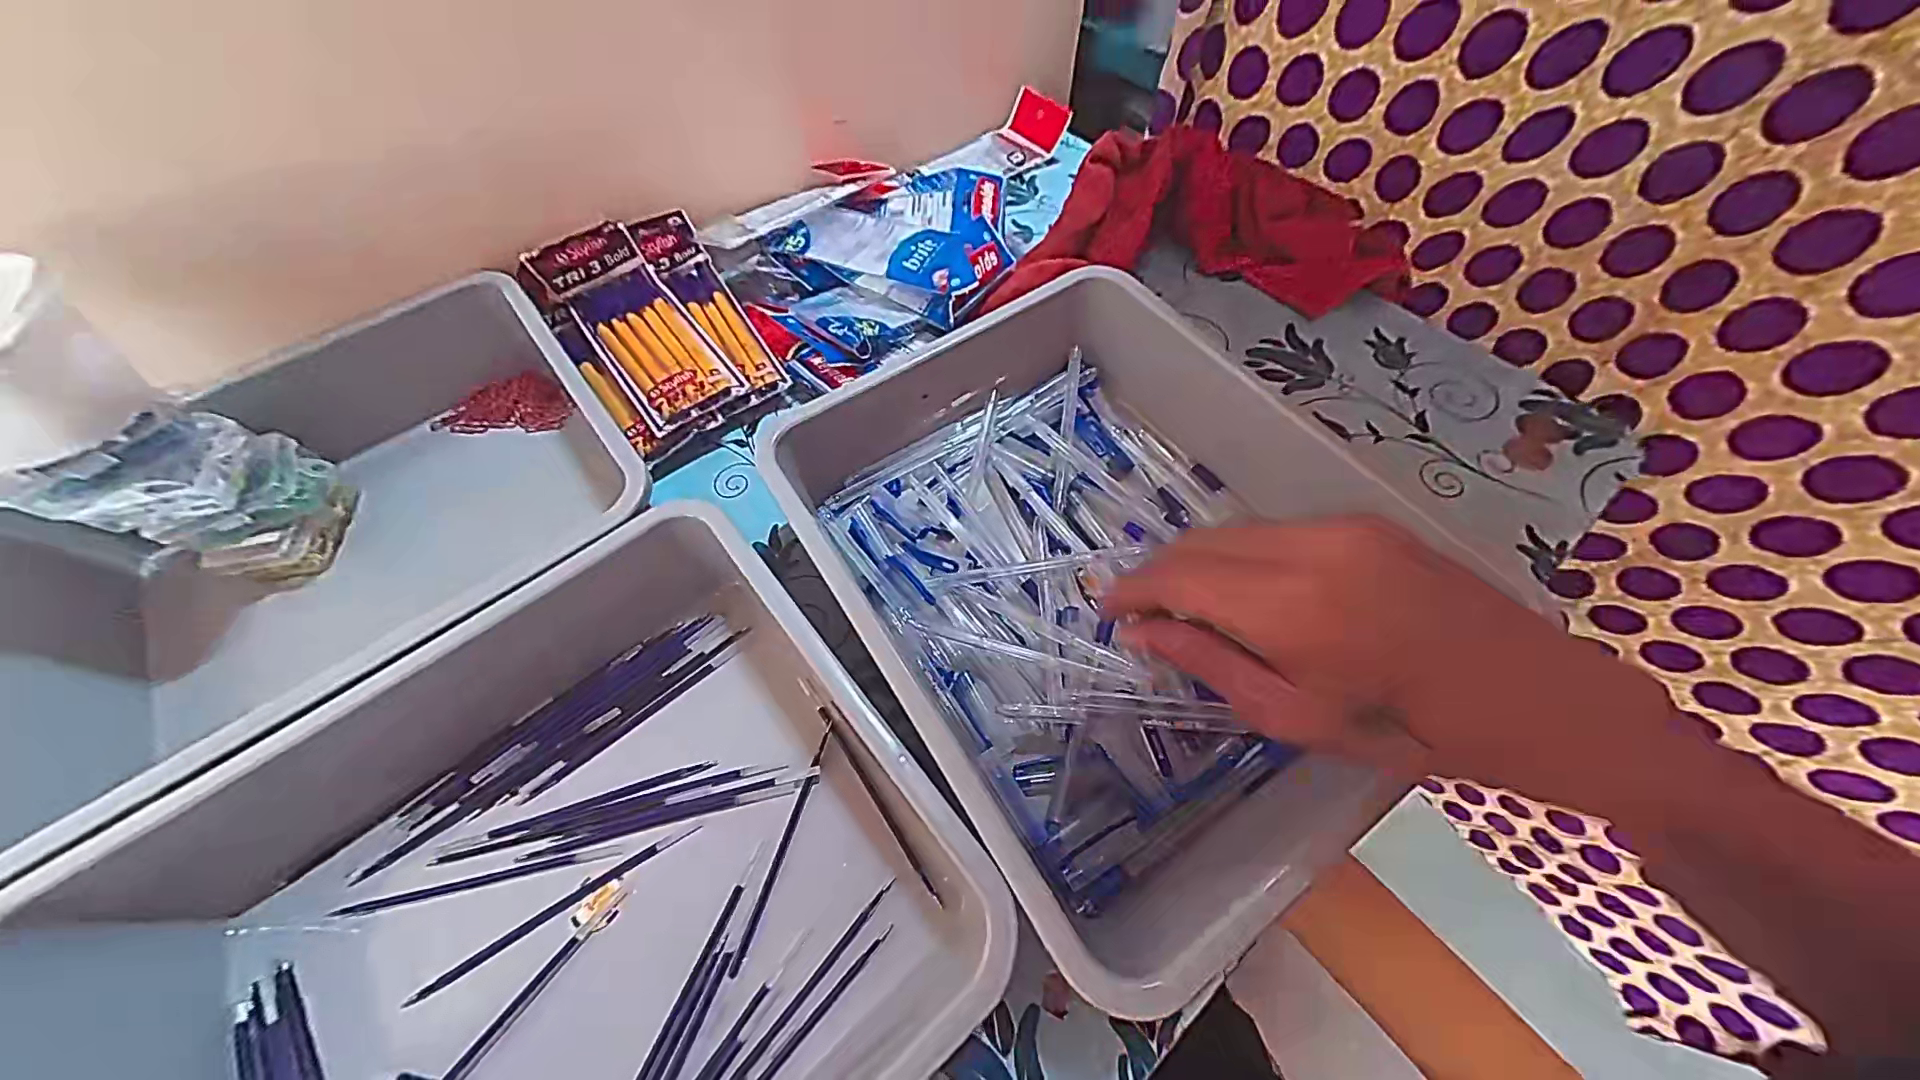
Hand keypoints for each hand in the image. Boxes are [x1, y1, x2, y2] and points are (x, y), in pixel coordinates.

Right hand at [1100, 517, 1687, 812]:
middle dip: (1156, 573)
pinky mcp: (1362, 523)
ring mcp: (1339, 527)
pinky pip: (1271, 531)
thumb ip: (1208, 662)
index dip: (1131, 588)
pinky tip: (1242, 592)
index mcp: (1289, 608)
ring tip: (1184, 605)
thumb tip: (1140, 631)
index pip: (1178, 576)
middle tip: (1138, 611)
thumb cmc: (1408, 732)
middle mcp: (1308, 547)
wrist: (1536, 699)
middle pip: (1198, 543)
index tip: (1104, 606)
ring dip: (1194, 563)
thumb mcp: (1294, 716)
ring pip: (1231, 531)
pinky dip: (1237, 556)